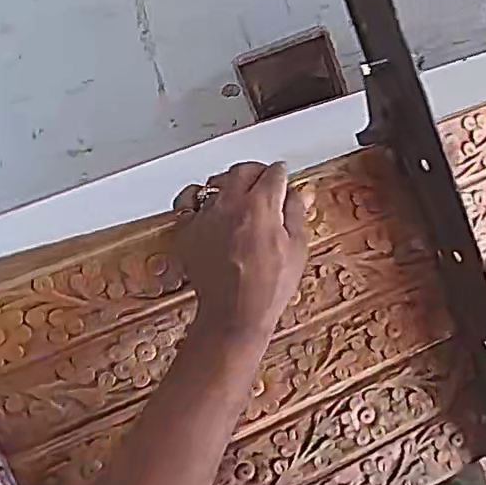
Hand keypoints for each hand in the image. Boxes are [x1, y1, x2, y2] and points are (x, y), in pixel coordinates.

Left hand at [173, 161, 309, 336]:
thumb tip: (299, 192)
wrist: (234, 314)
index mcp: (261, 206)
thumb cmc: (267, 288)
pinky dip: (197, 197)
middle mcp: (230, 205)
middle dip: (257, 172)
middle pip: (243, 171)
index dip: (281, 174)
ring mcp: (206, 216)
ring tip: (239, 194)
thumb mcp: (296, 249)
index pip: (273, 174)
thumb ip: (295, 213)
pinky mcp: (188, 231)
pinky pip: (186, 201)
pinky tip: (206, 202)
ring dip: (230, 183)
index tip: (282, 177)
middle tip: (264, 181)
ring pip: (216, 183)